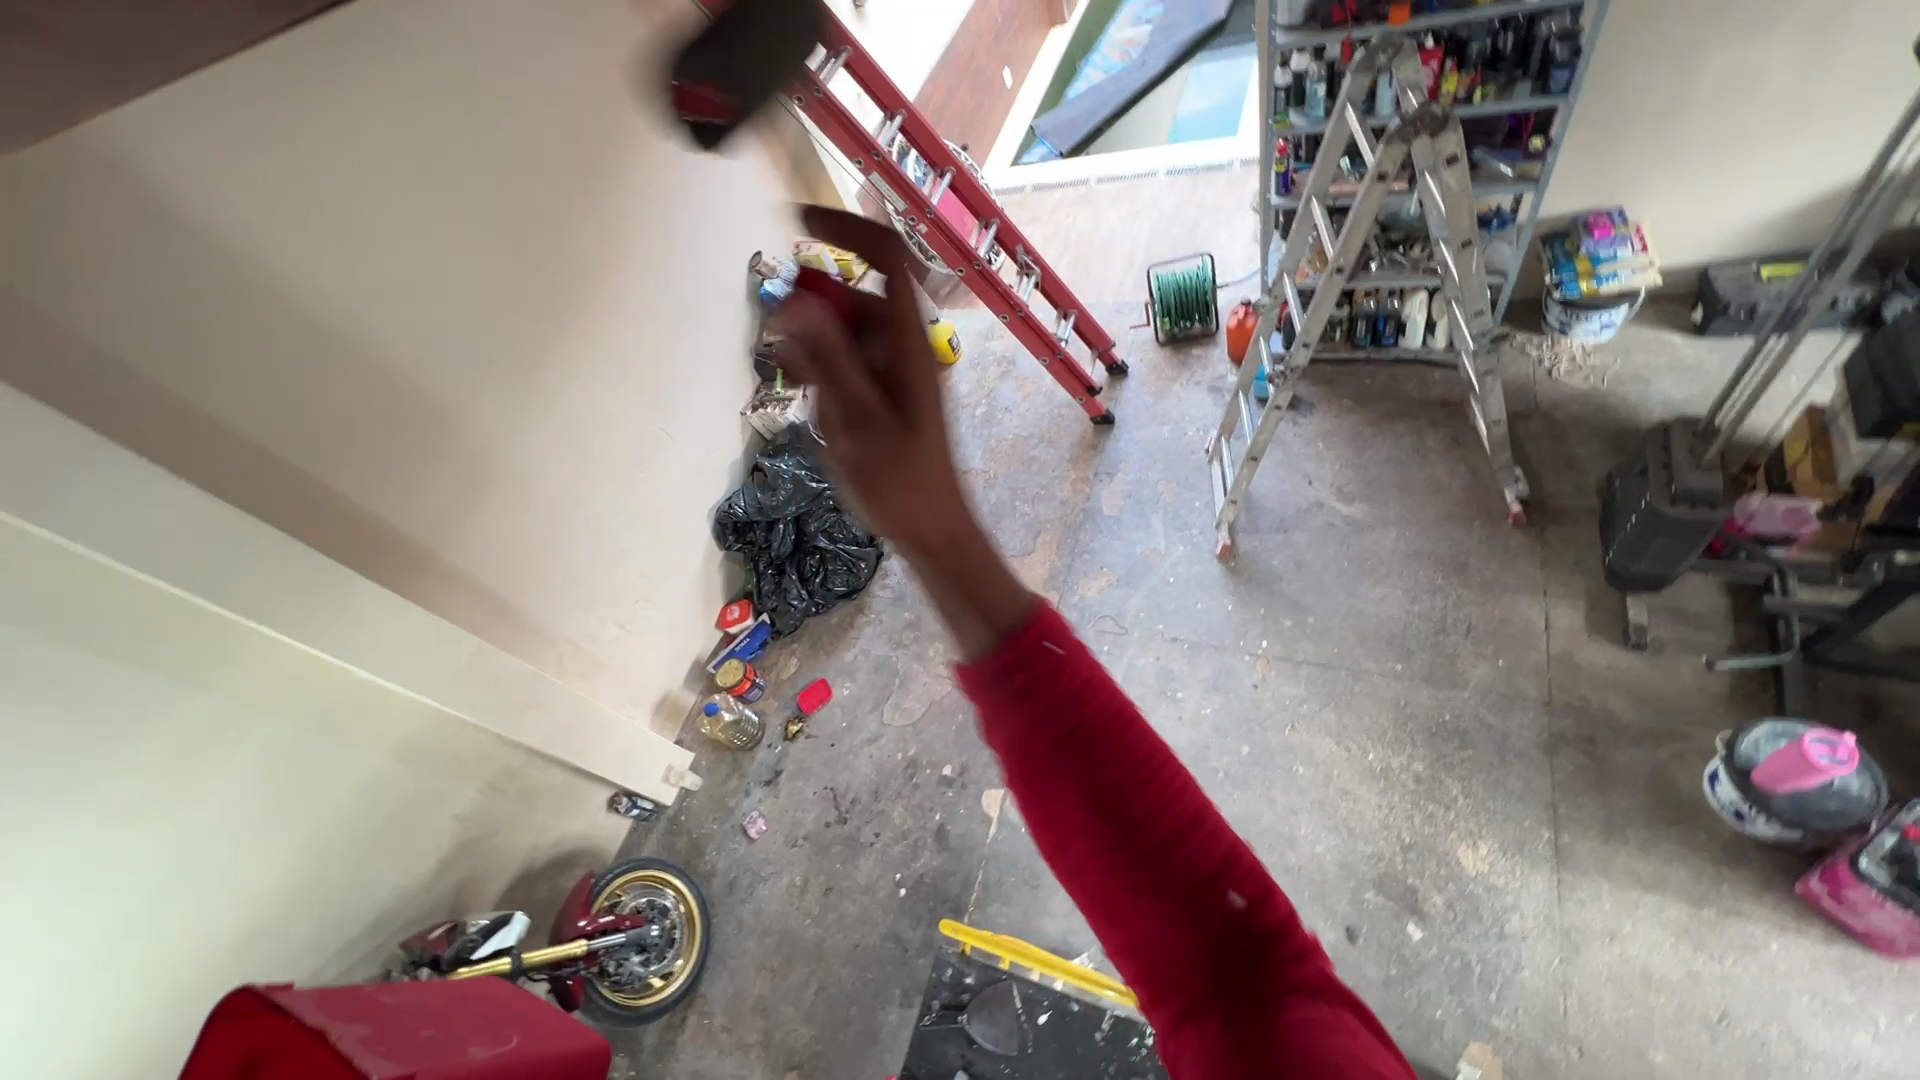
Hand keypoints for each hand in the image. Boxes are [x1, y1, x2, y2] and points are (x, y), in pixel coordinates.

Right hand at [768, 205, 1031, 659]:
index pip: (887, 257)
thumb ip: (826, 358)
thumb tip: (791, 299)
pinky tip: (830, 426)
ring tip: (821, 413)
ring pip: (845, 338)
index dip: (846, 229)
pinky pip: (850, 369)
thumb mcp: (856, 420)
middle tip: (787, 359)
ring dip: (818, 362)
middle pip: (854, 301)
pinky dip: (828, 384)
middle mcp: (905, 346)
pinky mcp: (887, 395)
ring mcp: (897, 371)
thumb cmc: (902, 483)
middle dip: (814, 319)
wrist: (933, 529)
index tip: (796, 224)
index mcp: (909, 341)